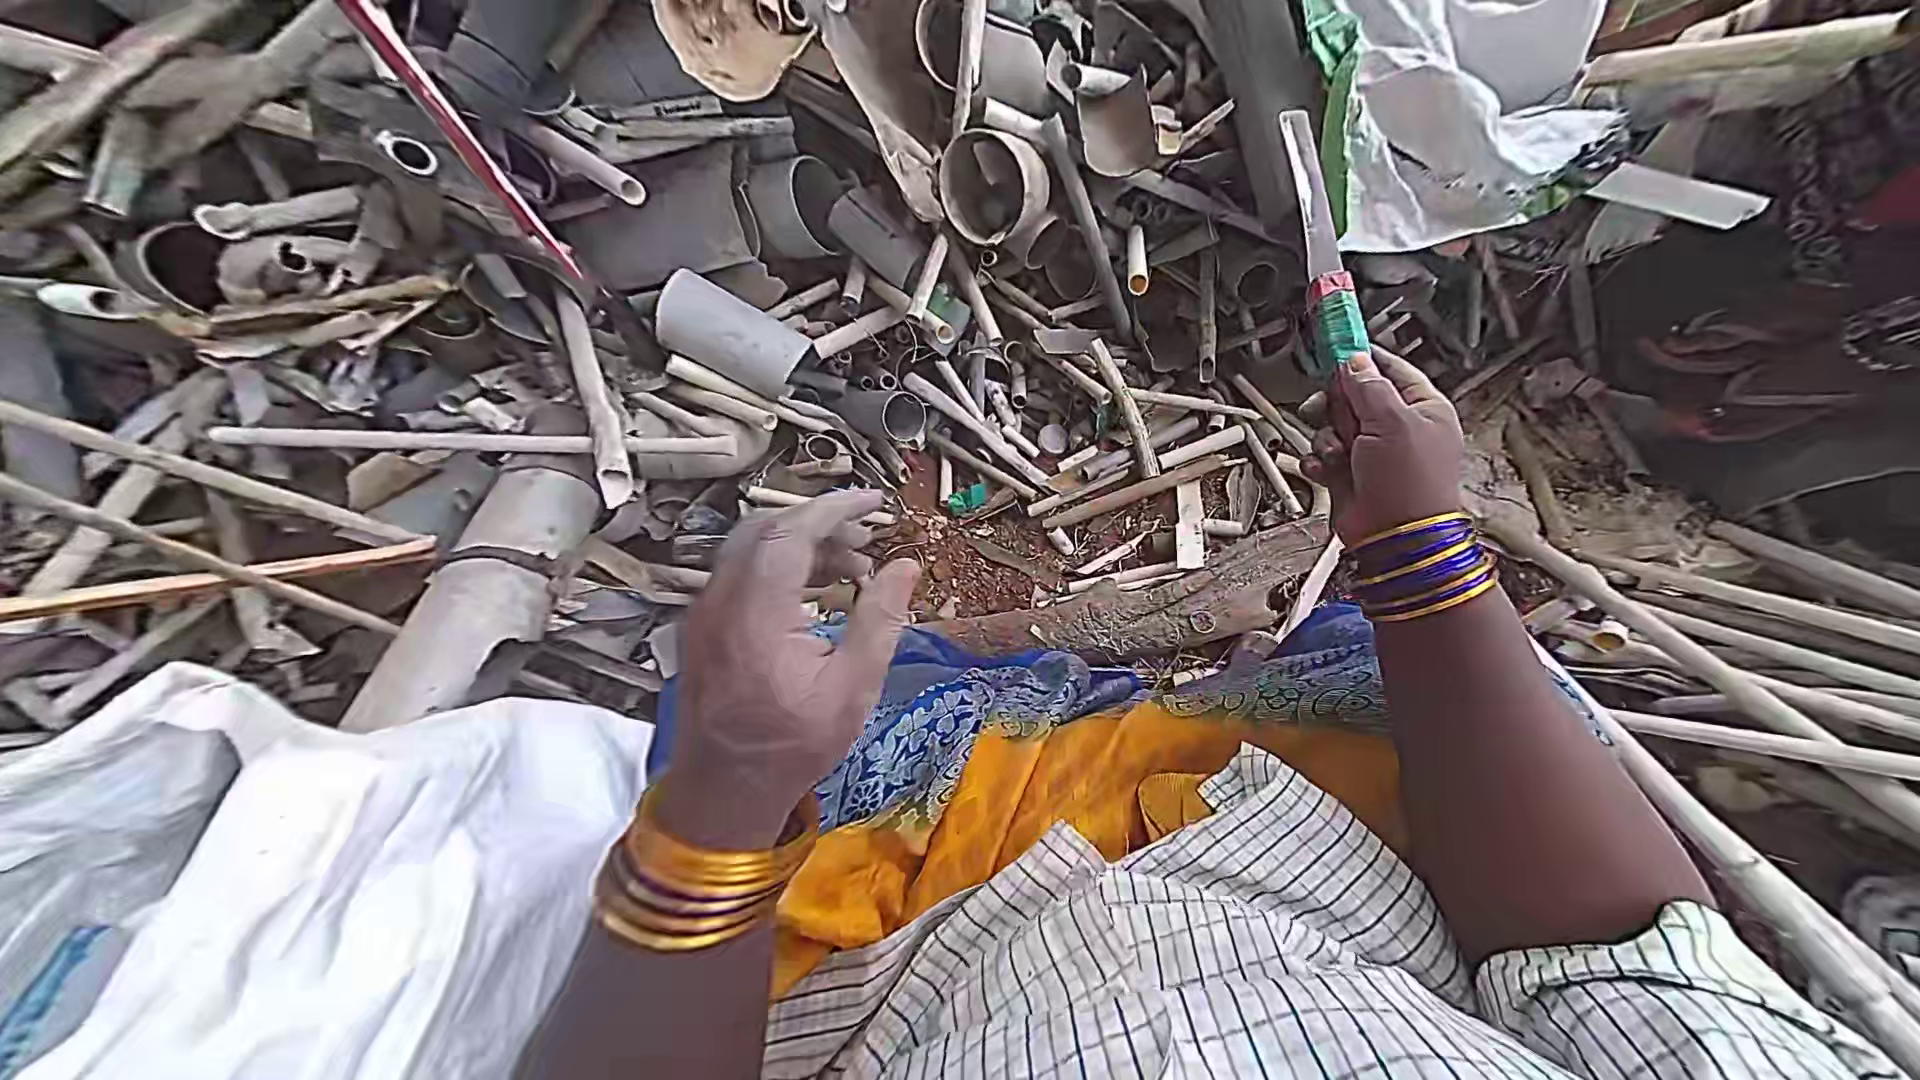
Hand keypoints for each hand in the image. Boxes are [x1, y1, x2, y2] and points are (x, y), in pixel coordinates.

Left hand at [655, 490, 919, 848]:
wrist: (723, 790)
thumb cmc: (794, 746)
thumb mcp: (853, 689)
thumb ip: (880, 619)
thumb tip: (906, 566)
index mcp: (756, 617)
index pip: (790, 535)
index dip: (834, 509)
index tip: (873, 502)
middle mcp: (720, 603)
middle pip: (767, 530)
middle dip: (821, 521)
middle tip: (868, 536)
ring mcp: (705, 611)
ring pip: (753, 548)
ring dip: (803, 543)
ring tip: (853, 566)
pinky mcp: (704, 623)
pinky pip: (743, 572)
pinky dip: (783, 565)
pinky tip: (818, 588)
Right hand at [1299, 349, 1464, 544]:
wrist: (1393, 535)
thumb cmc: (1409, 482)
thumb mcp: (1392, 422)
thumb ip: (1369, 387)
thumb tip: (1354, 362)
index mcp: (1419, 408)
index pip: (1386, 369)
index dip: (1360, 359)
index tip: (1335, 346)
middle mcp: (1394, 428)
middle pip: (1350, 398)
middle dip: (1334, 407)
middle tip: (1324, 410)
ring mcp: (1369, 452)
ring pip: (1329, 427)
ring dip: (1326, 439)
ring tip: (1338, 455)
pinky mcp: (1346, 473)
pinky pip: (1319, 455)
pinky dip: (1318, 462)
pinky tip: (1328, 471)